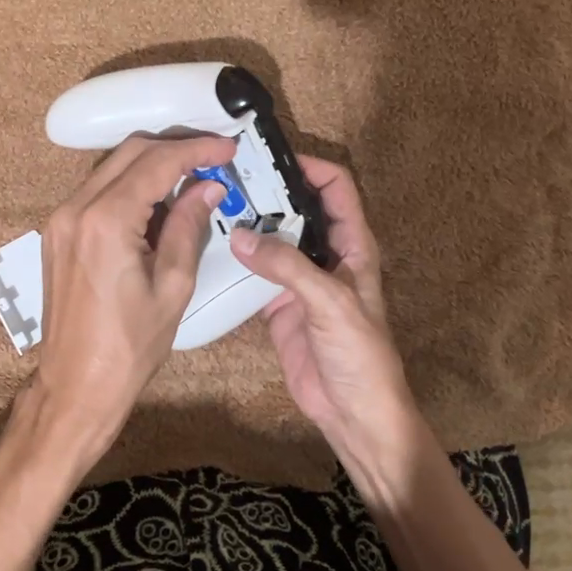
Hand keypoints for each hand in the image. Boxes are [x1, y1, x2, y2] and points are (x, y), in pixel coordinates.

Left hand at [33, 135, 234, 446]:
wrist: (75, 385)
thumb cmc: (129, 347)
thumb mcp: (172, 286)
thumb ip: (188, 227)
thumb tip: (207, 187)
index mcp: (105, 222)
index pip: (157, 163)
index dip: (197, 149)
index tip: (227, 147)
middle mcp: (75, 209)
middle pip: (130, 152)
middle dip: (174, 147)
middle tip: (213, 156)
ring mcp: (60, 220)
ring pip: (111, 167)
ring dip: (151, 164)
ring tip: (192, 177)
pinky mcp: (56, 233)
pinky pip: (97, 190)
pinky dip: (129, 185)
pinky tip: (158, 203)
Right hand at [229, 156, 420, 466]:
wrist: (353, 413)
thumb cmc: (360, 354)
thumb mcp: (330, 303)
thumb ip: (288, 267)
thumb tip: (240, 235)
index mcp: (352, 245)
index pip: (336, 188)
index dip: (309, 166)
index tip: (270, 157)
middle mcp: (325, 254)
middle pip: (297, 207)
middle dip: (268, 190)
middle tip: (228, 176)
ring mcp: (300, 278)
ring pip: (273, 237)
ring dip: (249, 222)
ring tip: (212, 203)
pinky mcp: (278, 303)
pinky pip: (254, 271)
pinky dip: (236, 258)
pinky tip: (211, 247)